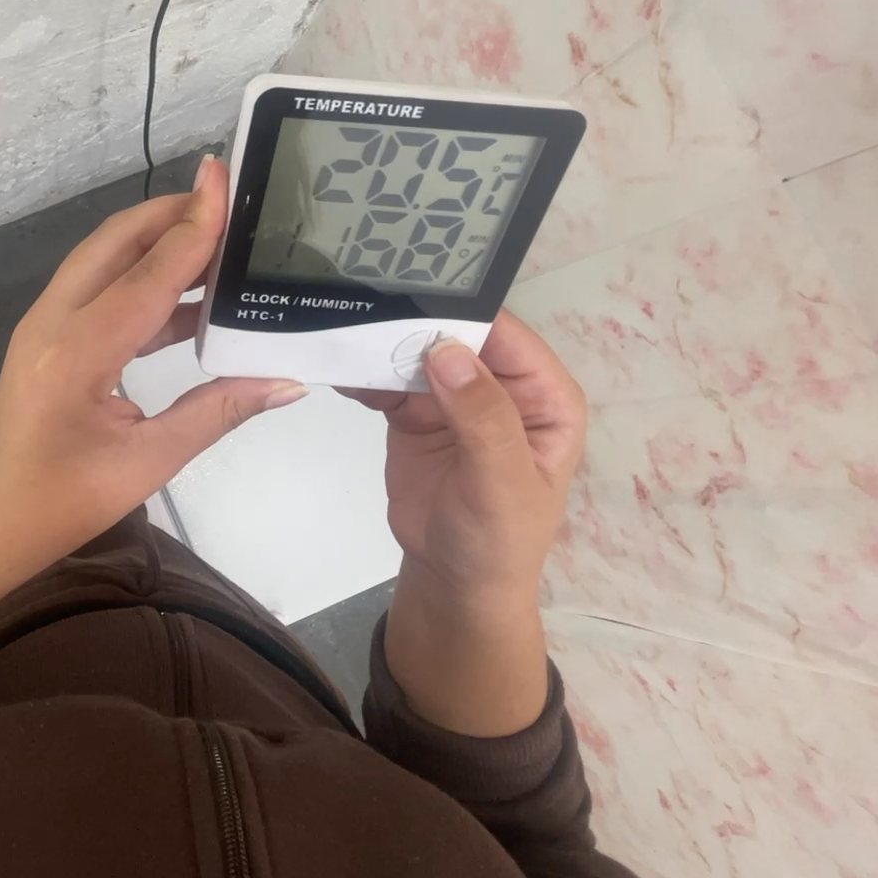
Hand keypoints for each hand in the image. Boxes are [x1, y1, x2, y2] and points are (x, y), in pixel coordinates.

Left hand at [0, 156, 307, 669]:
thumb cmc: (65, 501)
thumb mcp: (149, 463)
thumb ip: (218, 412)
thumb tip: (288, 381)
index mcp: (78, 351)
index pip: (148, 272)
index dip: (193, 226)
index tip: (225, 177)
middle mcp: (54, 321)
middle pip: (115, 242)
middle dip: (170, 214)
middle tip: (229, 200)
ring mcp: (44, 324)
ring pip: (103, 258)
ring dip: (155, 242)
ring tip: (217, 241)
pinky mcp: (47, 335)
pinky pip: (97, 288)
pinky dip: (141, 279)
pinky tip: (187, 297)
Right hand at [339, 310, 585, 605]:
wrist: (451, 579)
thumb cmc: (497, 538)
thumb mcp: (500, 481)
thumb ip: (481, 417)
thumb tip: (447, 352)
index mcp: (540, 396)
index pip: (503, 337)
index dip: (461, 316)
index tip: (410, 297)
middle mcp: (498, 388)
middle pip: (452, 339)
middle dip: (411, 325)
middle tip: (362, 311)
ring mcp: (452, 400)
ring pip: (414, 355)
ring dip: (379, 347)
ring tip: (340, 337)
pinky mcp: (413, 414)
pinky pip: (386, 382)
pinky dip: (362, 375)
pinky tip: (337, 369)